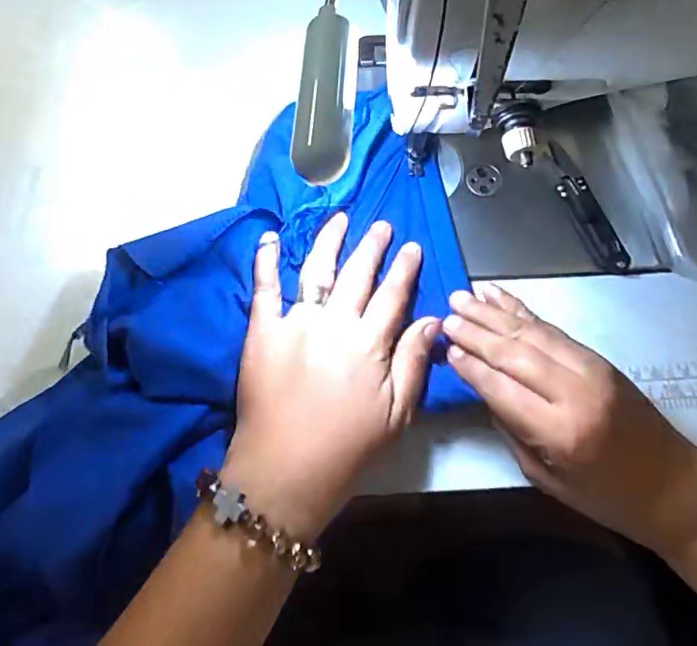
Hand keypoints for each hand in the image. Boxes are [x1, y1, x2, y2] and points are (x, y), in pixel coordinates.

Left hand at [223, 214, 438, 538]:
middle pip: (359, 274)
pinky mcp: (262, 333)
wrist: (282, 477)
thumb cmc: (347, 448)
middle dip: (373, 246)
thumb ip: (414, 361)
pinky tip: (270, 239)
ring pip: (317, 270)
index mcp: (369, 343)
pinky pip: (264, 290)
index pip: (393, 294)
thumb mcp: (397, 413)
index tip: (412, 247)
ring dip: (330, 241)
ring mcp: (295, 324)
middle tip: (382, 226)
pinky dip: (266, 262)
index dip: (405, 268)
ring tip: (340, 219)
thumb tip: (433, 320)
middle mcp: (335, 323)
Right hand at [442, 282, 696, 556]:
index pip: (504, 388)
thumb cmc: (607, 497)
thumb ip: (515, 431)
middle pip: (517, 352)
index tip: (444, 345)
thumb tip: (486, 389)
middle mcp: (576, 389)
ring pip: (534, 332)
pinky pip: (554, 329)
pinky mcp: (598, 356)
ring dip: (496, 313)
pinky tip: (502, 300)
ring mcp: (590, 367)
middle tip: (446, 314)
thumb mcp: (549, 480)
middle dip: (478, 332)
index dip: (472, 366)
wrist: (671, 482)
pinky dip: (525, 313)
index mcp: (561, 430)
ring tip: (465, 297)